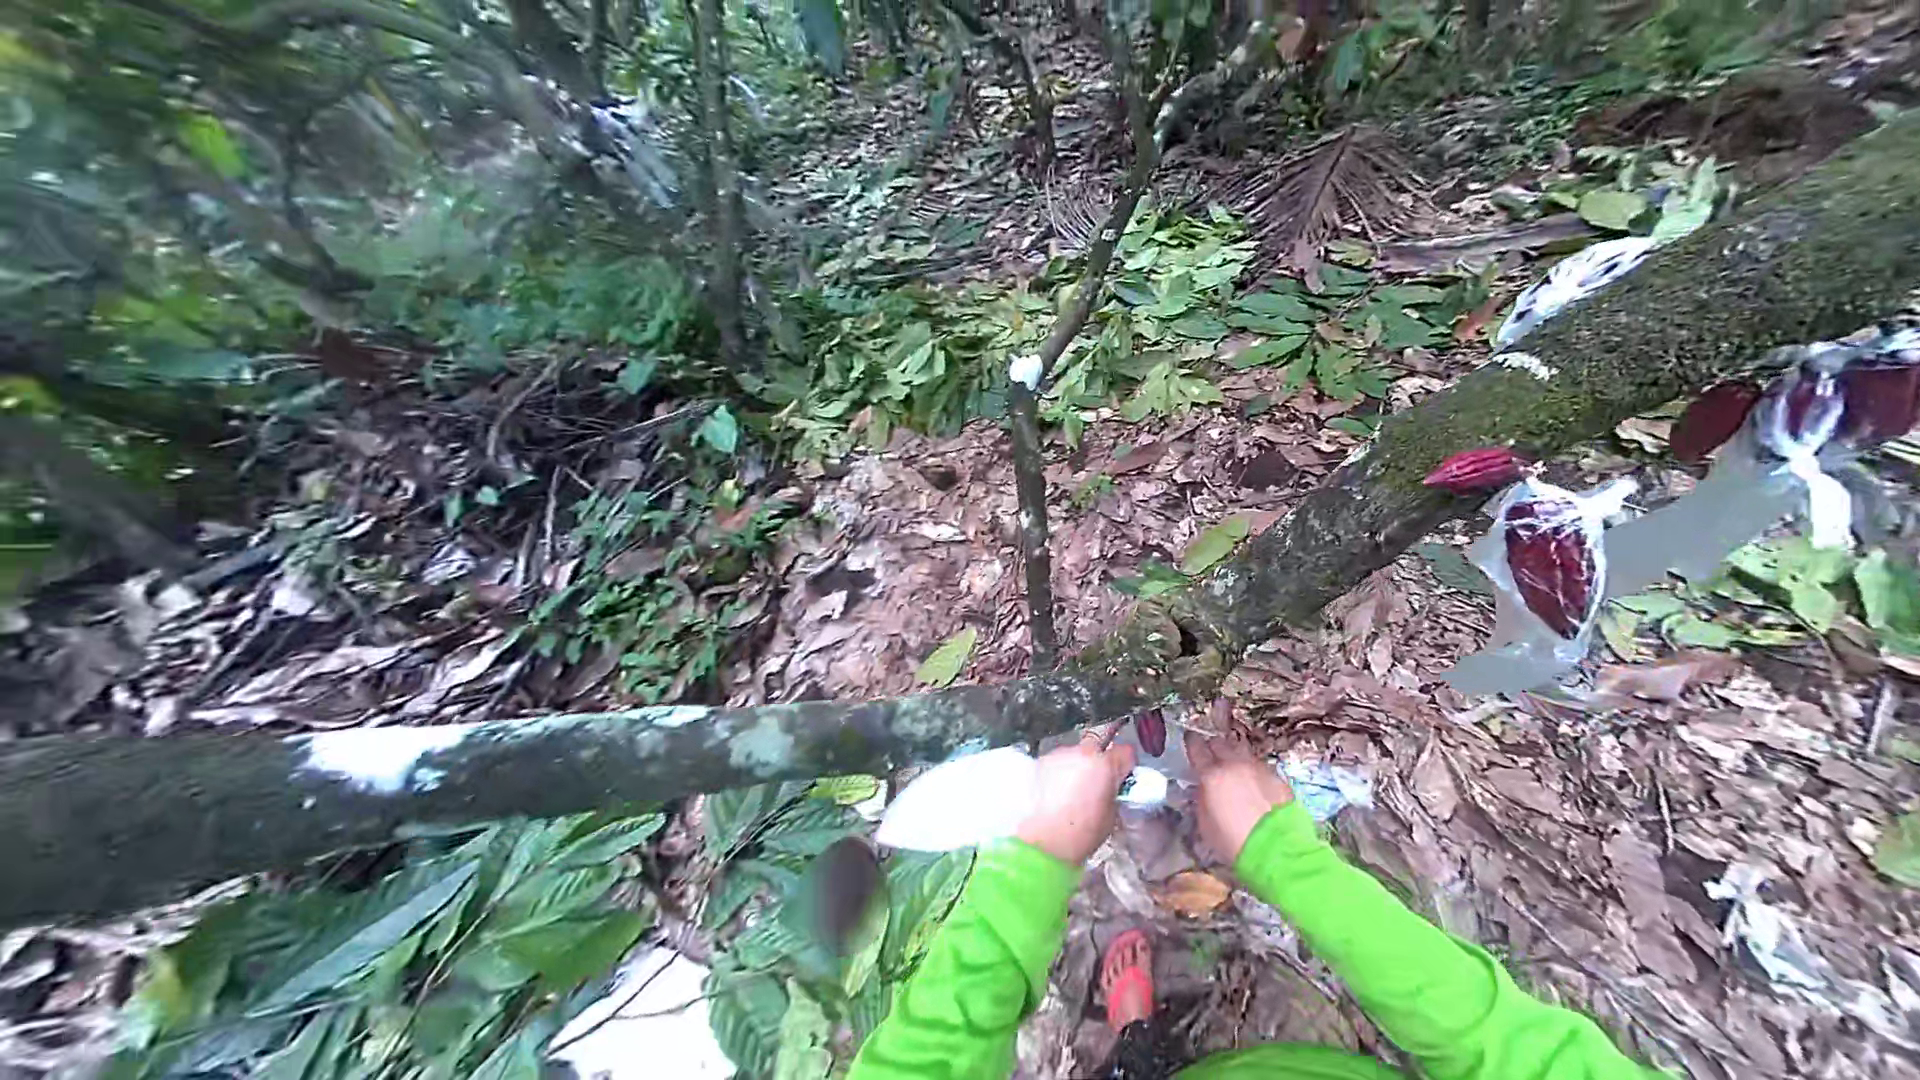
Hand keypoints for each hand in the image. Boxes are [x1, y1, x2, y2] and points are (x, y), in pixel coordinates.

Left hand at [1014, 732, 1136, 864]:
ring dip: (1077, 766)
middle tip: (1096, 784)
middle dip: (1099, 762)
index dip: (1125, 764)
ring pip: (1075, 754)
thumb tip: (1113, 785)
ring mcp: (1059, 755)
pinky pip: (1057, 762)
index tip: (1123, 774)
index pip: (1125, 751)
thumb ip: (1114, 790)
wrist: (1044, 839)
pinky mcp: (1041, 762)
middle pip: (1097, 748)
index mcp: (1104, 764)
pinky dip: (1060, 772)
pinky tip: (1056, 792)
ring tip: (1073, 790)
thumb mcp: (1111, 813)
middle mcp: (1081, 752)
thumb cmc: (1082, 831)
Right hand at [1187, 705, 1292, 864]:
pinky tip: (1253, 782)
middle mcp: (1234, 765)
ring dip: (1234, 755)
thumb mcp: (1205, 822)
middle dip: (1213, 747)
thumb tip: (1204, 788)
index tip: (1190, 741)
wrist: (1279, 852)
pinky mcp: (1277, 778)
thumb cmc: (1234, 841)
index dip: (1192, 743)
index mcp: (1212, 775)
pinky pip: (1259, 766)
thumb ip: (1201, 798)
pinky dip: (1252, 770)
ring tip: (1233, 766)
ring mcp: (1258, 769)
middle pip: (1220, 743)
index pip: (1197, 748)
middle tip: (1211, 756)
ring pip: (1241, 750)